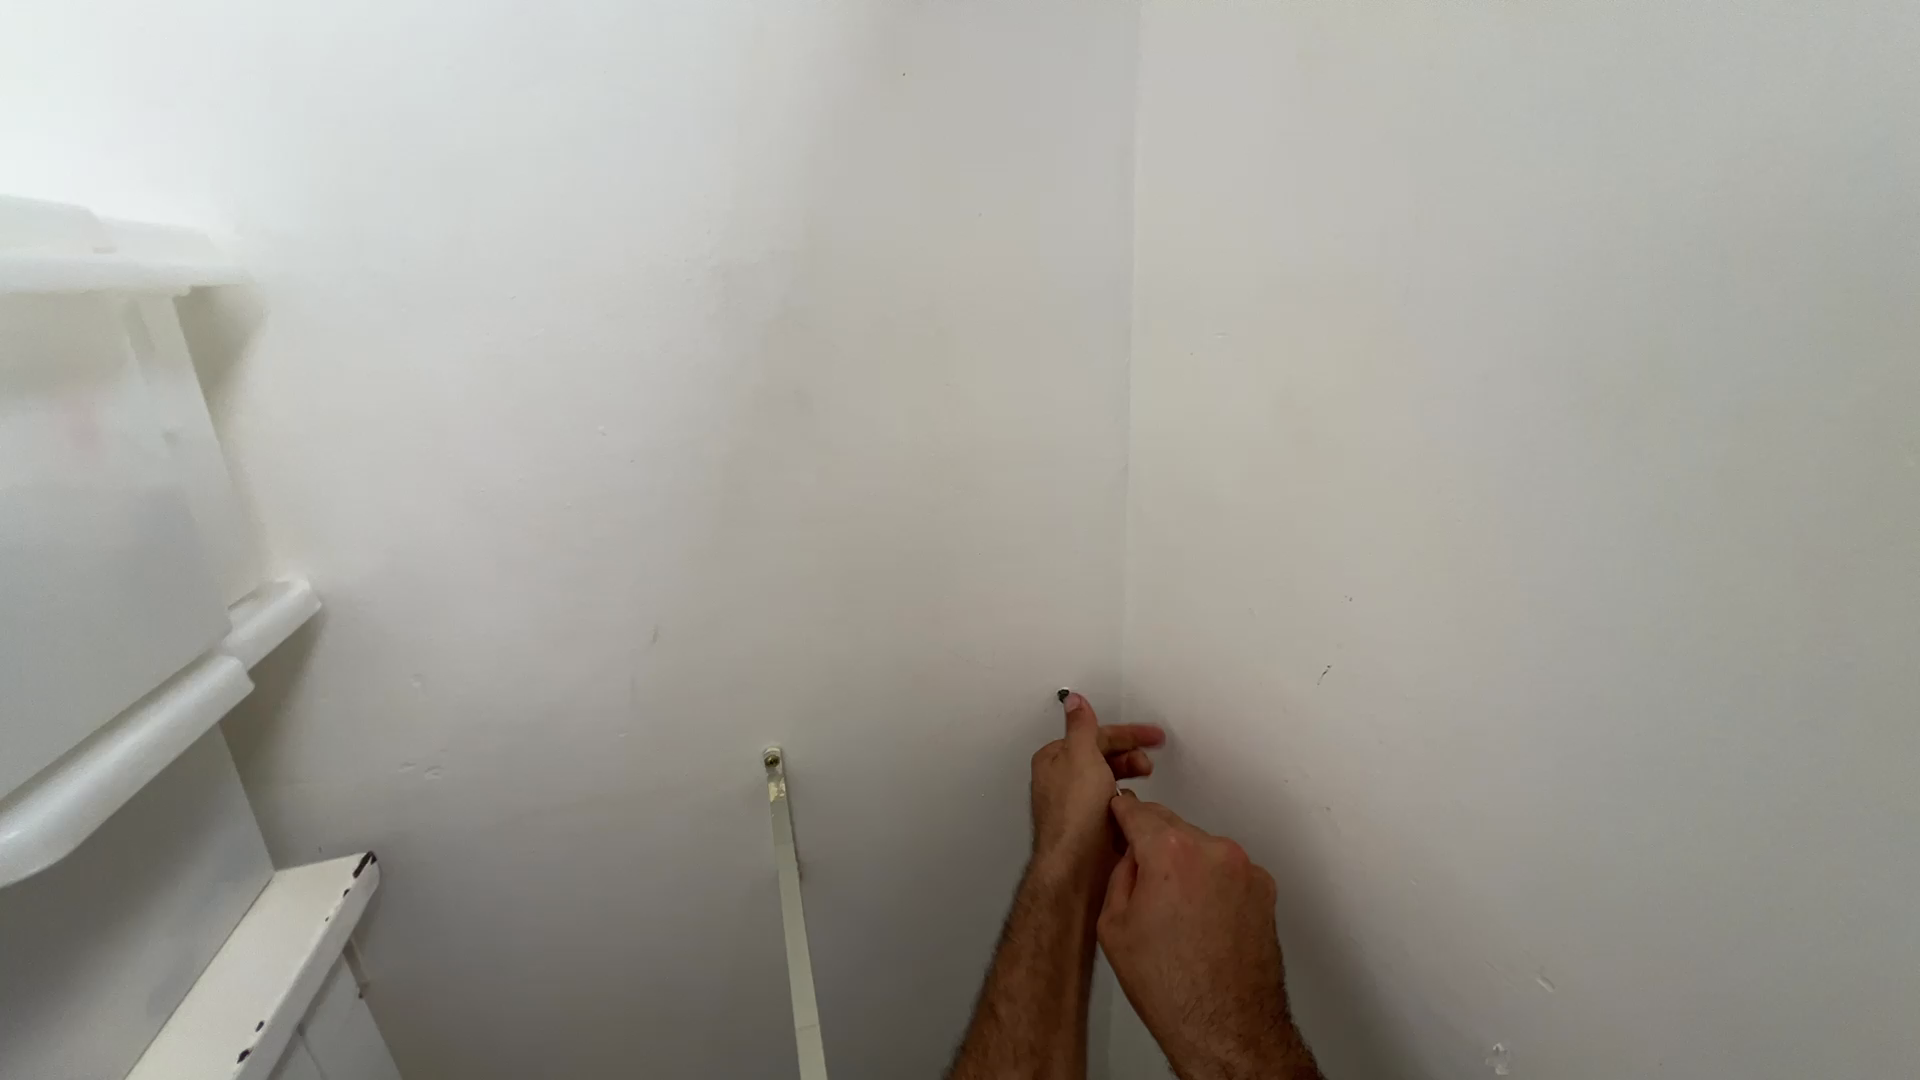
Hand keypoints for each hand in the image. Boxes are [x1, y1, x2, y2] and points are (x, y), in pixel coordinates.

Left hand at [1029, 692, 1163, 881]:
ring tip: (1144, 792)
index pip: (1095, 736)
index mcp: (1055, 760)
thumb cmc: (1075, 817)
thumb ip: (1082, 726)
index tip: (1153, 736)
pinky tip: (1134, 816)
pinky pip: (1114, 812)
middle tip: (1149, 764)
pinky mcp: (1092, 830)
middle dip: (1130, 759)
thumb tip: (1075, 700)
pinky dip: (1127, 809)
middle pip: (1103, 759)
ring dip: (1130, 785)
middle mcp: (1062, 782)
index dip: (1127, 734)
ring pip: (1110, 786)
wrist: (1077, 871)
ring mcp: (1077, 808)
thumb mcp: (1081, 757)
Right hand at [1099, 795, 1318, 1079]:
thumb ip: (1120, 872)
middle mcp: (1212, 848)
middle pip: (1169, 823)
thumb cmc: (1168, 985)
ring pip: (1199, 845)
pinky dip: (1210, 879)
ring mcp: (1244, 867)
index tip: (1116, 810)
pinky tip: (1201, 915)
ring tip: (1174, 905)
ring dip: (1183, 859)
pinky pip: (1225, 867)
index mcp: (1170, 851)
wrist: (1228, 1031)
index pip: (1136, 810)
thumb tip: (1131, 851)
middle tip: (1139, 869)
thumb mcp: (1113, 924)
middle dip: (1151, 838)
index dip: (1121, 810)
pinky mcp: (1264, 888)